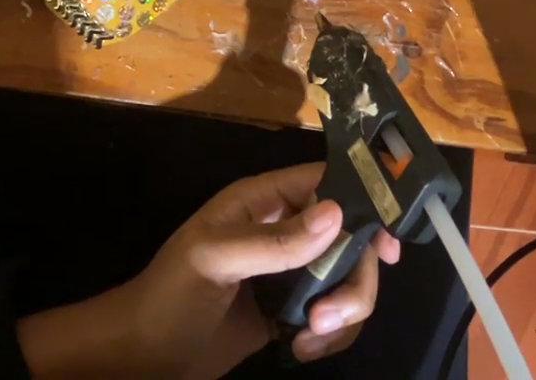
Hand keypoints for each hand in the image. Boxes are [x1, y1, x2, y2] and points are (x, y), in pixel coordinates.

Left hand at [17, 164, 399, 377]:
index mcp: (261, 201)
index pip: (322, 183)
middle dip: (353, 279)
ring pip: (347, 280)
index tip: (389, 243)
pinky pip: (333, 315)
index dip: (362, 202)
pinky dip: (330, 336)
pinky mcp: (290, 311)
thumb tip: (338, 213)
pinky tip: (300, 348)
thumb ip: (276, 241)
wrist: (147, 354)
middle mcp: (281, 230)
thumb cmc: (173, 293)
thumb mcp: (217, 258)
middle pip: (348, 240)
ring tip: (310, 337)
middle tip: (330, 315)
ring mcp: (288, 272)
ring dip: (343, 312)